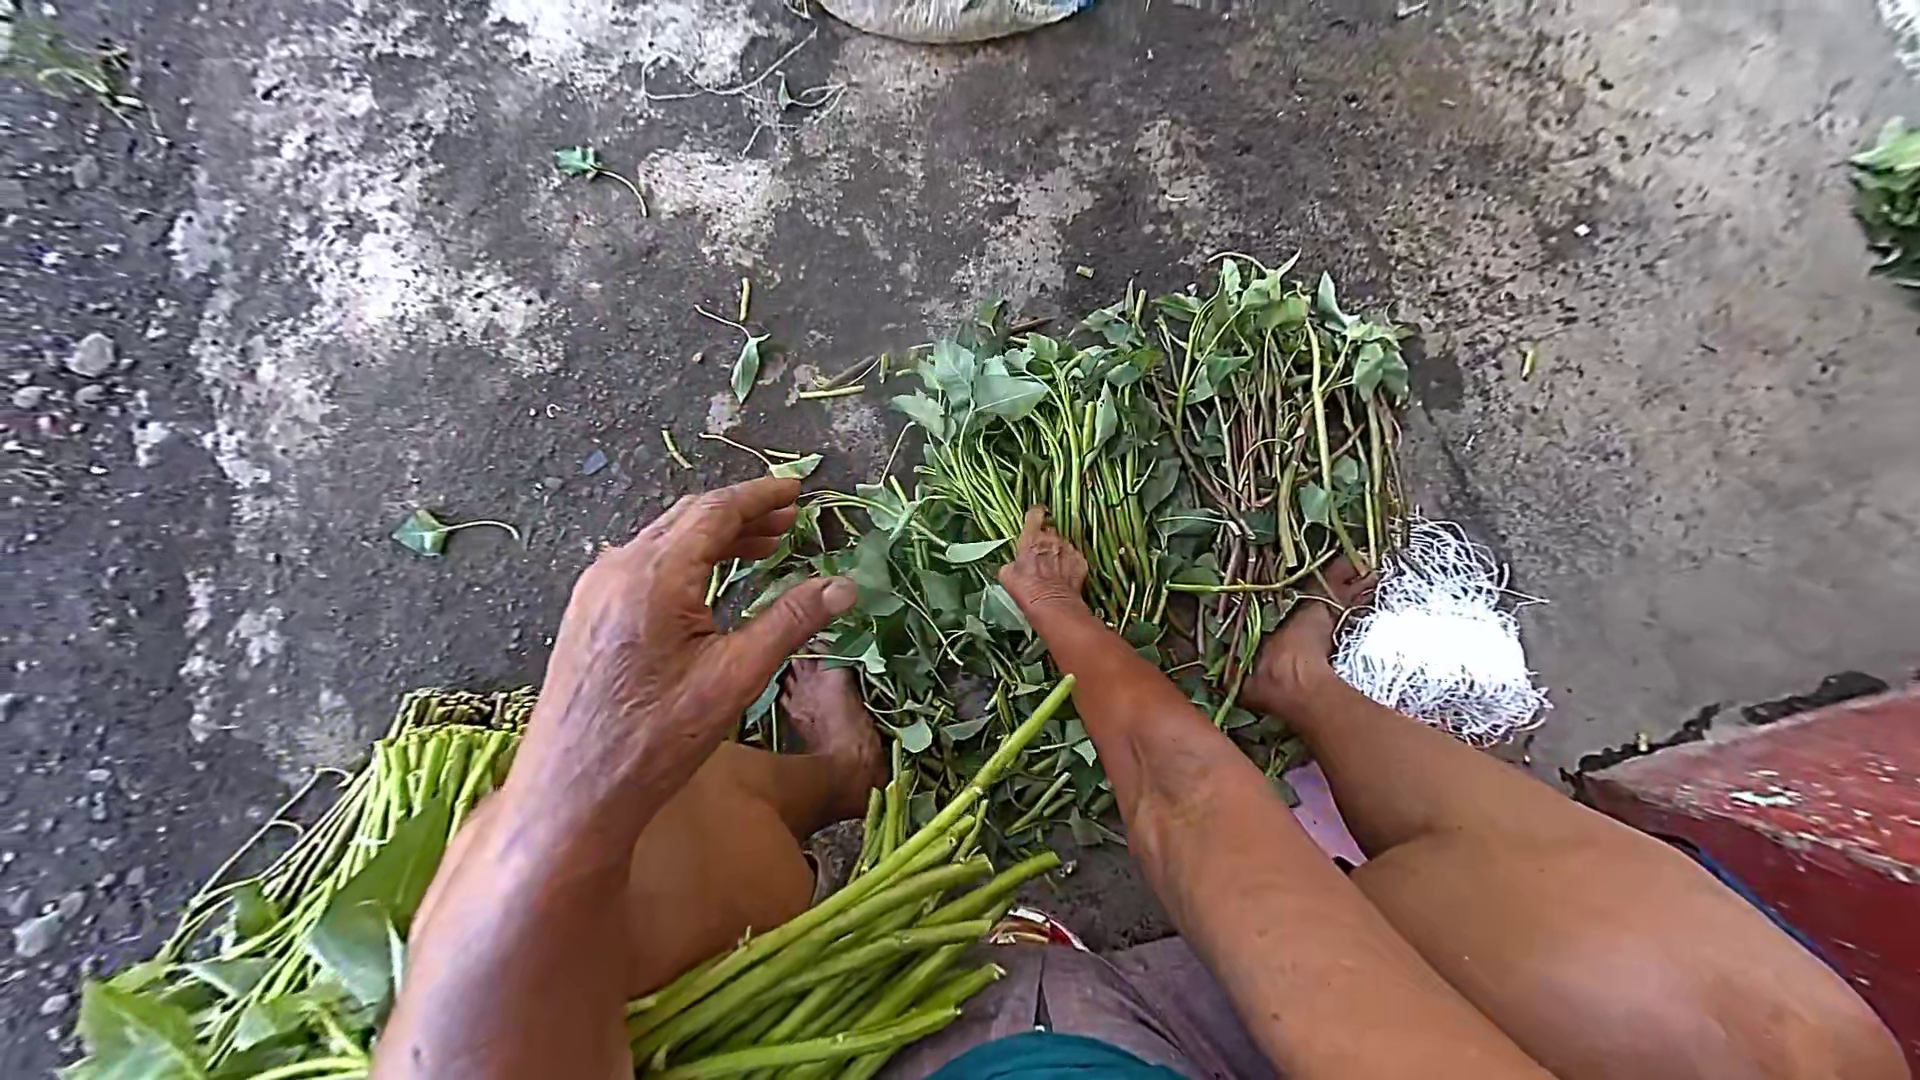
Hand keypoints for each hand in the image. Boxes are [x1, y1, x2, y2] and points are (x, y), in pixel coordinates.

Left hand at [503, 477, 857, 839]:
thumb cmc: (657, 738)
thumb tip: (845, 586)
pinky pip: (647, 562)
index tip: (795, 489)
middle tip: (788, 520)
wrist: (571, 794)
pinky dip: (690, 558)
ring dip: (717, 536)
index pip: (715, 512)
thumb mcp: (736, 676)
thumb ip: (791, 620)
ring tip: (764, 545)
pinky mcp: (591, 612)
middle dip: (743, 513)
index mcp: (654, 575)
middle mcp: (619, 568)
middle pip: (689, 518)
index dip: (760, 496)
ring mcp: (598, 589)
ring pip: (667, 539)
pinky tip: (713, 578)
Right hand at [997, 506, 1089, 617]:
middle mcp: (1052, 539)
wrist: (1052, 606)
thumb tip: (1013, 565)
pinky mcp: (1080, 562)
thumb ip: (1011, 563)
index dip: (1035, 515)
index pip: (1034, 515)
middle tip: (1040, 556)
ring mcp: (1068, 550)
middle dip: (1045, 541)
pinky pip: (1074, 558)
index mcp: (1031, 539)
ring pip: (1063, 545)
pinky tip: (1063, 578)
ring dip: (1058, 553)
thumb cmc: (1027, 590)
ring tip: (1052, 571)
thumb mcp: (1006, 576)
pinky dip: (1070, 565)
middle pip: (1049, 531)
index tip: (1035, 517)